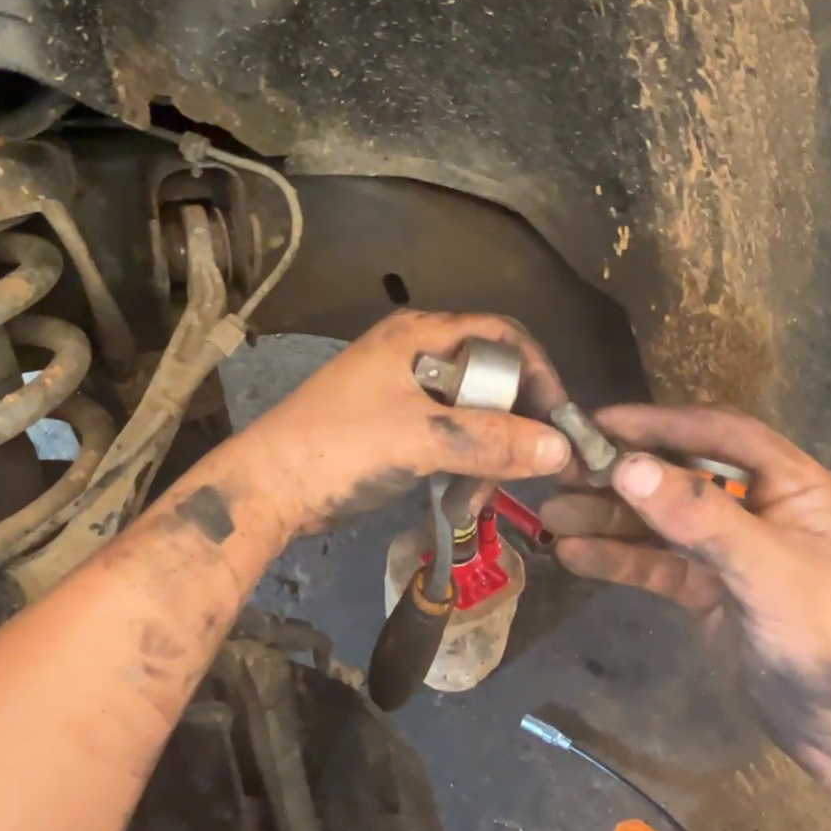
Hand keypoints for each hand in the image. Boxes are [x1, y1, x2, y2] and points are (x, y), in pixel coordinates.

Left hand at [225, 311, 573, 536]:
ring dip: (486, 451)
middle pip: (489, 374)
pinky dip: (461, 461)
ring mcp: (401, 389)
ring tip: (481, 495)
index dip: (536, 370)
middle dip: (511, 422)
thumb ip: (490, 440)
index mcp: (418, 334)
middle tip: (524, 466)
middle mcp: (414, 352)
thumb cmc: (341, 447)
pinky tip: (462, 496)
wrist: (268, 487)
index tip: (558, 418)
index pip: (500, 333)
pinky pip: (446, 434)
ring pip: (469, 411)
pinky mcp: (393, 424)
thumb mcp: (419, 438)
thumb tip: (562, 448)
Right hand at [539, 405, 830, 788]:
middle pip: (683, 478)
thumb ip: (701, 518)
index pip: (721, 436)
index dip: (662, 424)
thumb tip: (628, 464)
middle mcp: (763, 513)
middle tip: (562, 471)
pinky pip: (662, 568)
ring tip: (551, 517)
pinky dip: (621, 561)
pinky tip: (575, 555)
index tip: (601, 423)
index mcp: (797, 490)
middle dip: (623, 475)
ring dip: (610, 520)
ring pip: (665, 525)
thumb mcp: (773, 574)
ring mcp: (736, 557)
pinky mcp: (715, 597)